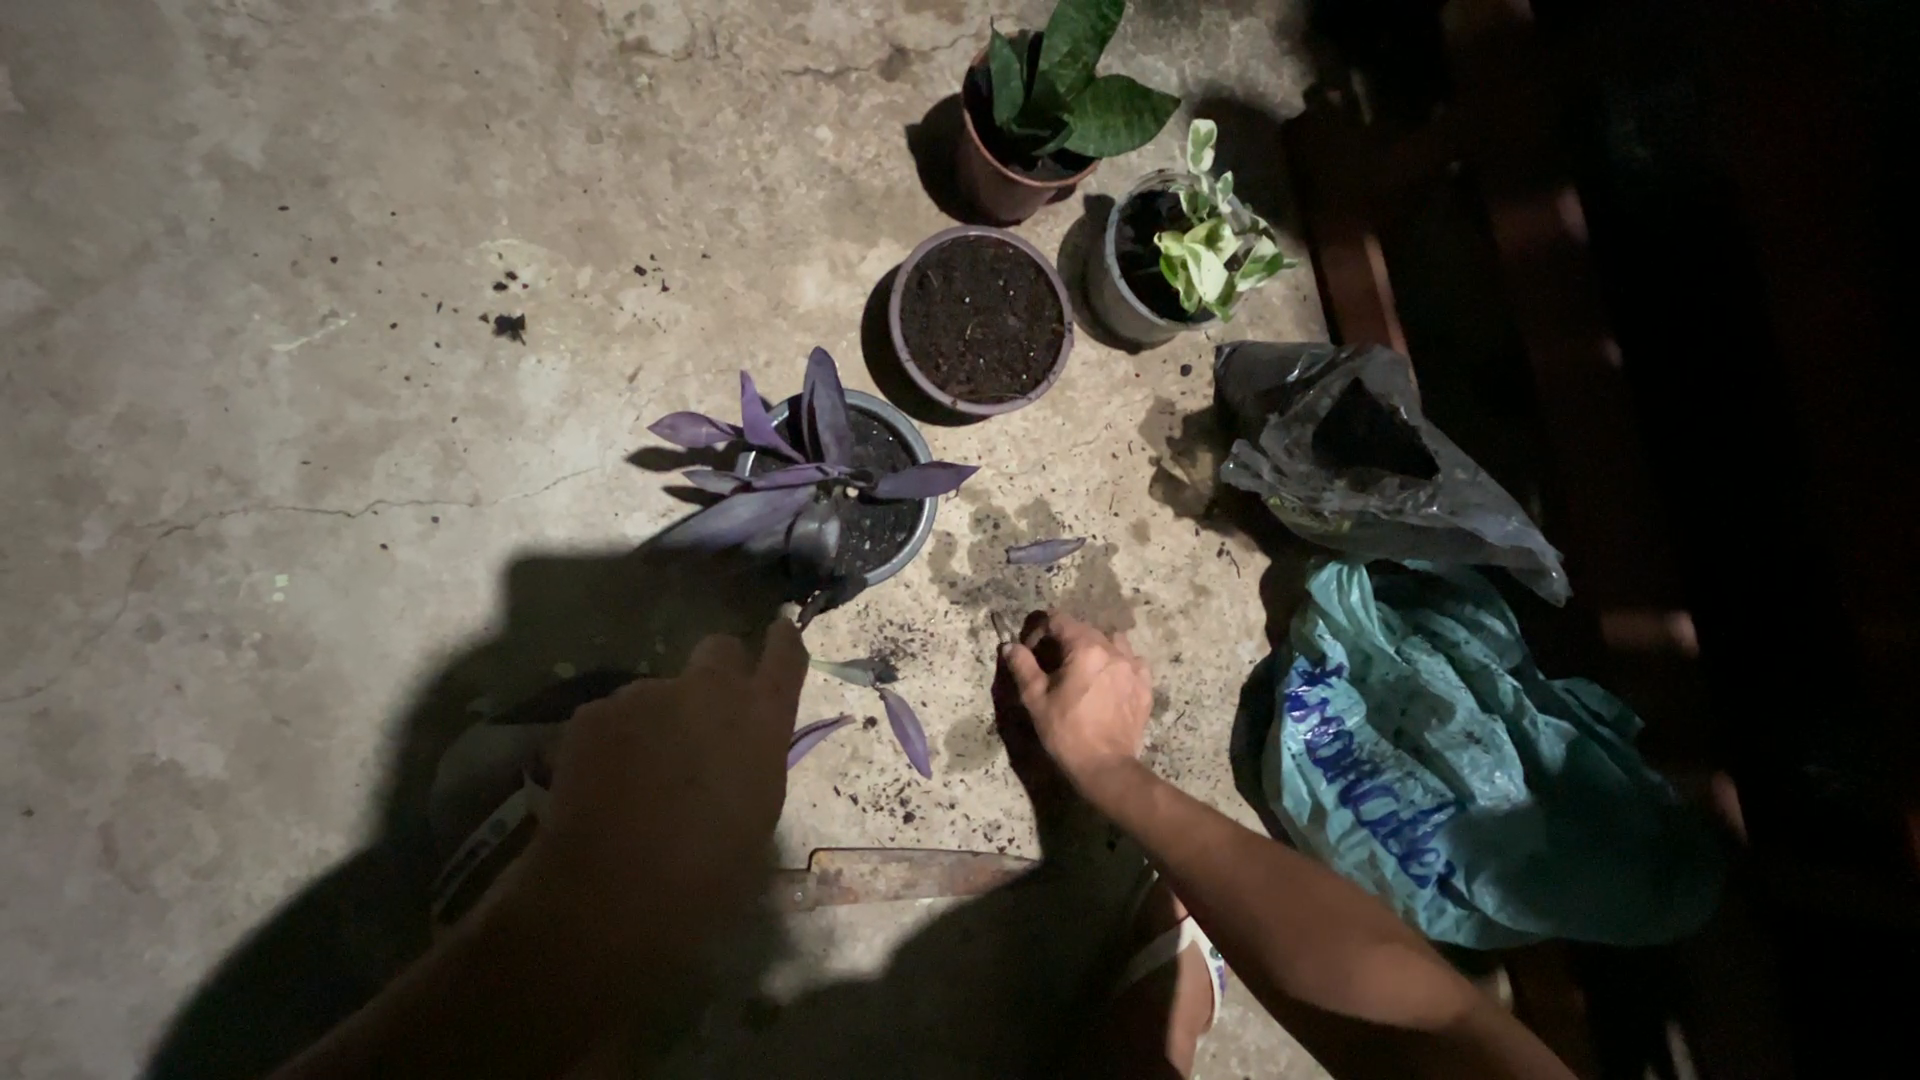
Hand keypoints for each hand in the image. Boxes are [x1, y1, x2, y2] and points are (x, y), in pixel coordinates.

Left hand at [510, 619, 807, 965]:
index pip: (785, 655)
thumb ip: (754, 759)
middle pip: (720, 649)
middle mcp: (710, 690)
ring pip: (658, 690)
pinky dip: (613, 741)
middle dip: (715, 672)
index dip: (782, 640)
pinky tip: (603, 786)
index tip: (779, 630)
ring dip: (657, 718)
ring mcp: (648, 694)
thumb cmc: (709, 872)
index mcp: (761, 717)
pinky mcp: (596, 712)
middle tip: (701, 717)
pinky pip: (612, 716)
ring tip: (639, 775)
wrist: (615, 894)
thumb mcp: (758, 811)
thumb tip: (738, 752)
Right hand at [1001, 611, 1152, 789]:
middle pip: (1084, 629)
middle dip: (1064, 640)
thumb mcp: (1035, 698)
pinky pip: (1132, 662)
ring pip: (1112, 641)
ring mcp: (1133, 667)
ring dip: (1095, 647)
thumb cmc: (1066, 731)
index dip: (1040, 631)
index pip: (1058, 620)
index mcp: (1085, 648)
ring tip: (1084, 669)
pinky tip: (1109, 681)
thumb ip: (1022, 666)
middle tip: (1051, 665)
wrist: (1105, 766)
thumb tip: (1009, 646)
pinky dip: (1118, 664)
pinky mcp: (1145, 686)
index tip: (1031, 652)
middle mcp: (1113, 650)